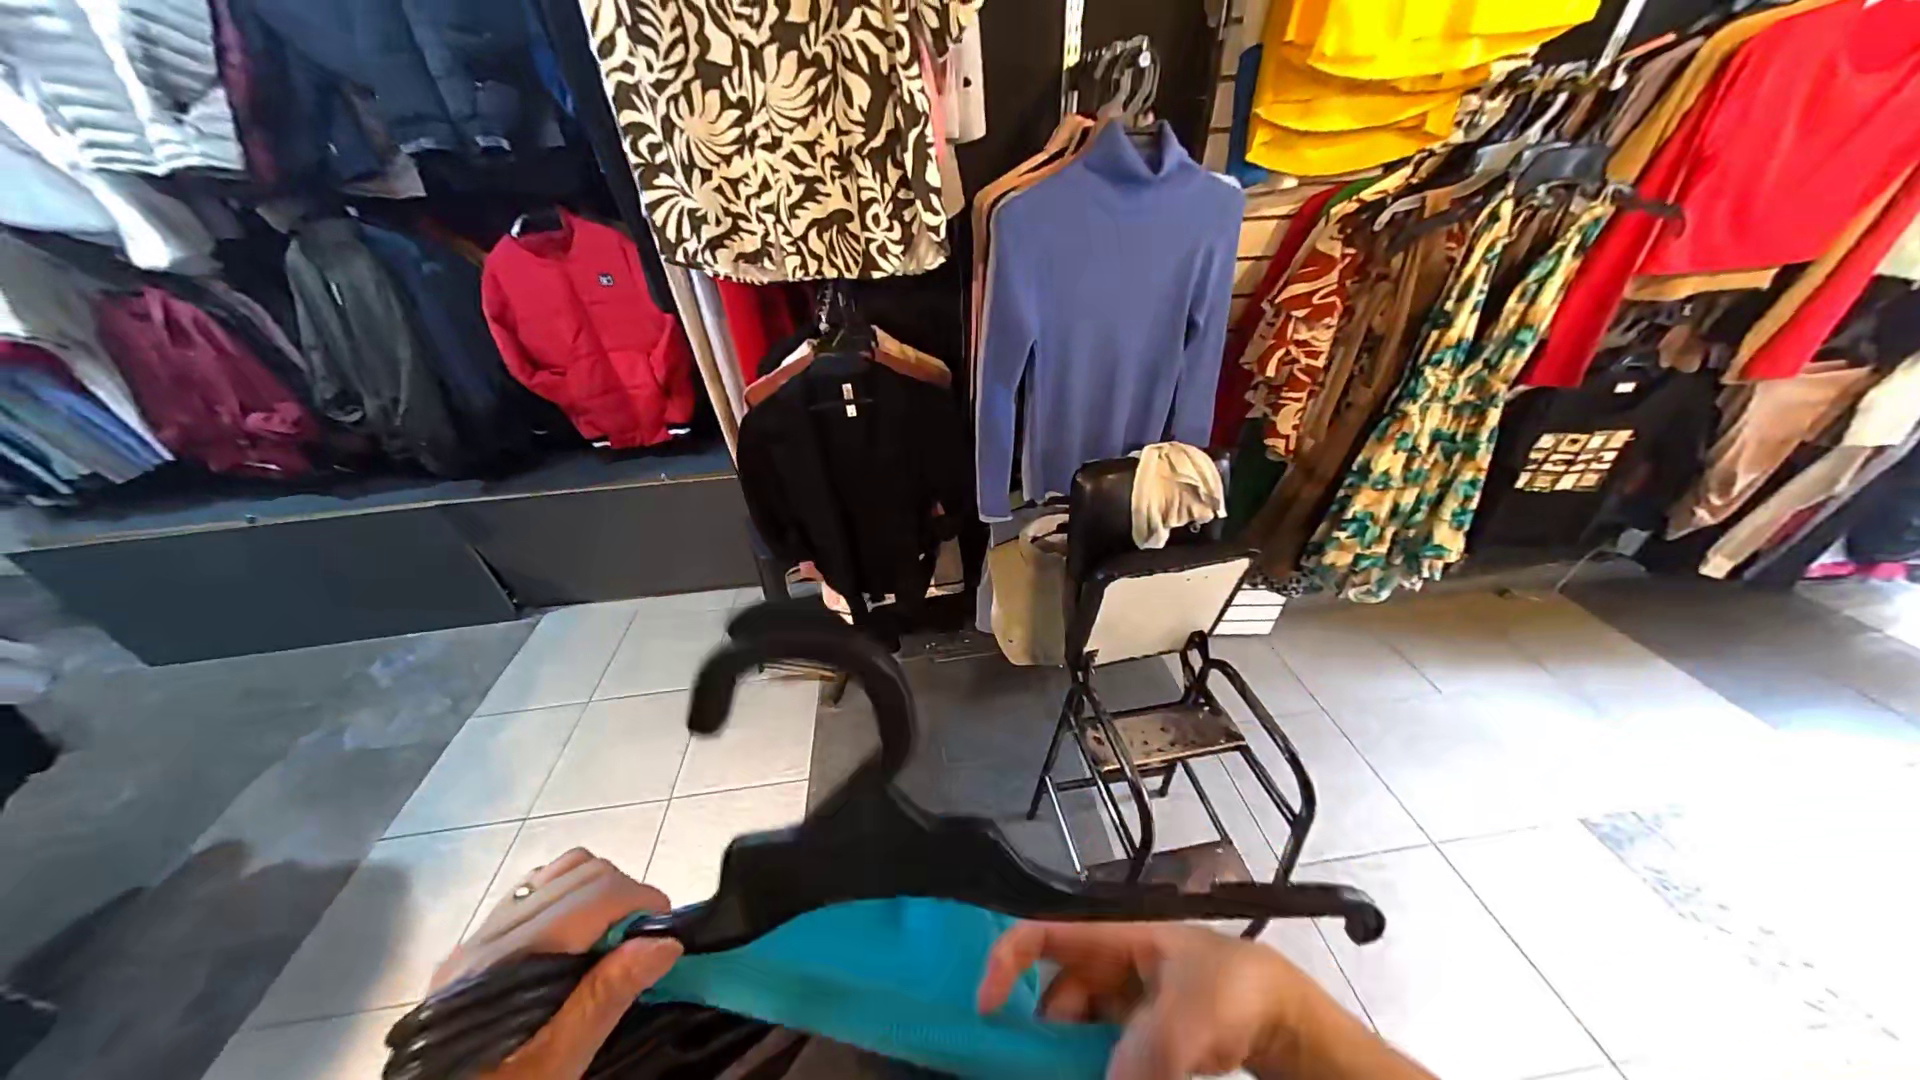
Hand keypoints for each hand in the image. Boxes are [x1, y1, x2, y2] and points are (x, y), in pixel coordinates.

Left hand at [429, 848, 681, 1079]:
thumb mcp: (556, 1065)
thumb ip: (605, 999)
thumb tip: (666, 942)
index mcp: (504, 962)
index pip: (594, 895)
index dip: (642, 900)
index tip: (666, 931)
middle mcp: (486, 937)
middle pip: (582, 872)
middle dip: (627, 894)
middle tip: (643, 938)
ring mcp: (478, 936)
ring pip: (562, 869)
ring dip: (601, 888)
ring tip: (612, 934)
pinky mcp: (478, 943)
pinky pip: (538, 887)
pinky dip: (573, 893)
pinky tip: (580, 934)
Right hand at [977, 921, 1364, 1079]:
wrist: (1277, 1014)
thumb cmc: (1229, 989)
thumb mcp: (1191, 1017)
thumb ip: (1146, 1055)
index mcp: (1108, 938)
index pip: (1041, 934)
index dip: (1006, 961)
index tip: (986, 1009)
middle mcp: (1104, 966)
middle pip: (1051, 996)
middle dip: (1040, 1035)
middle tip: (1036, 1066)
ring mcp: (1119, 1001)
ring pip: (1071, 1030)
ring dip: (1067, 1057)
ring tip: (1079, 1069)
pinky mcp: (1133, 1035)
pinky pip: (1095, 1052)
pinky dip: (1088, 1066)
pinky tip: (1101, 1073)